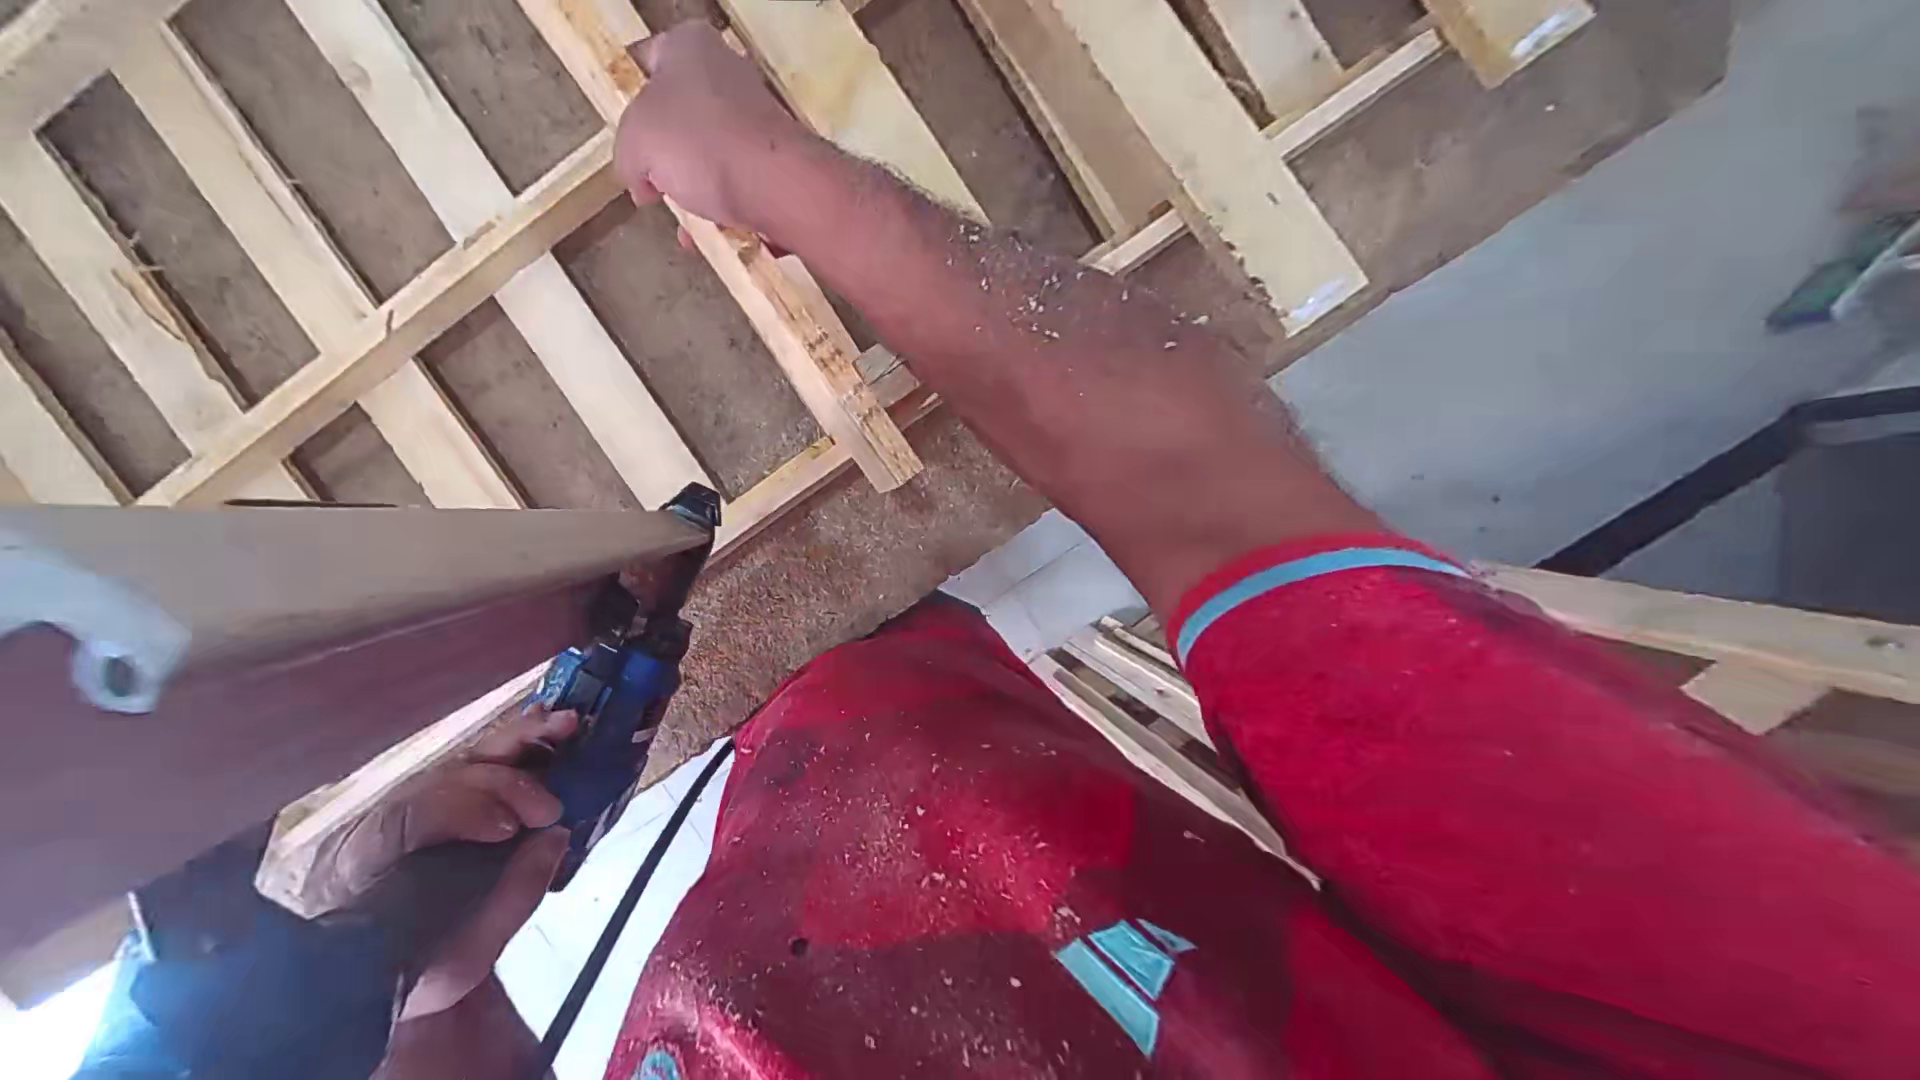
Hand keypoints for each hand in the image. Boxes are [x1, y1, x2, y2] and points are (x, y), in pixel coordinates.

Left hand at [323, 706, 578, 1018]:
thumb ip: (508, 899)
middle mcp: (395, 815)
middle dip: (503, 778)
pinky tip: (552, 719)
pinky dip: (526, 736)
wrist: (398, 969)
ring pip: (473, 757)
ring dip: (525, 739)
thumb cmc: (423, 966)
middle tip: (549, 803)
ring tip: (569, 724)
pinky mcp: (463, 791)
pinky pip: (494, 757)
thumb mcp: (460, 957)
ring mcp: (428, 798)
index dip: (464, 809)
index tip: (509, 829)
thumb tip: (556, 837)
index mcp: (371, 860)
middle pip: (447, 776)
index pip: (415, 813)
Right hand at [616, 21, 818, 232]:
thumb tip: (642, 183)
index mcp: (690, 47)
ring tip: (691, 231)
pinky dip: (732, 214)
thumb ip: (628, 156)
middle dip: (670, 162)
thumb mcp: (637, 142)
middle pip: (685, 121)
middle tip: (658, 191)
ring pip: (717, 162)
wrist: (780, 186)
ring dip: (701, 198)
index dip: (633, 103)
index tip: (632, 140)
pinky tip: (720, 240)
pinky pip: (748, 190)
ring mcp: (763, 124)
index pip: (648, 64)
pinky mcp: (785, 167)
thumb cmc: (700, 145)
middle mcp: (732, 76)